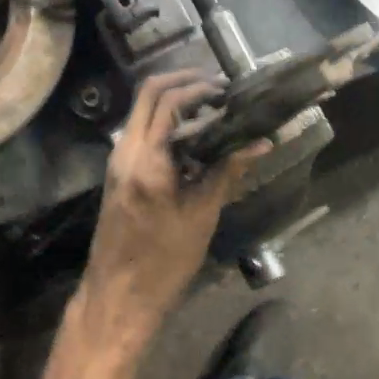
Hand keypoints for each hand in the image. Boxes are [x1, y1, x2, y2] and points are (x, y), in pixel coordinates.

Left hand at [77, 70, 256, 344]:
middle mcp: (126, 148)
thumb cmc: (163, 263)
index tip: (229, 92)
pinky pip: (141, 127)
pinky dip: (165, 119)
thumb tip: (261, 142)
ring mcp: (118, 157)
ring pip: (142, 107)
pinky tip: (194, 134)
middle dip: (183, 81)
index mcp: (146, 159)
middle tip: (218, 87)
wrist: (117, 298)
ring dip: (174, 98)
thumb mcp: (202, 216)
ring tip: (212, 106)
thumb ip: (227, 171)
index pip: (169, 102)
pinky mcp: (119, 169)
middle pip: (149, 91)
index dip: (200, 88)